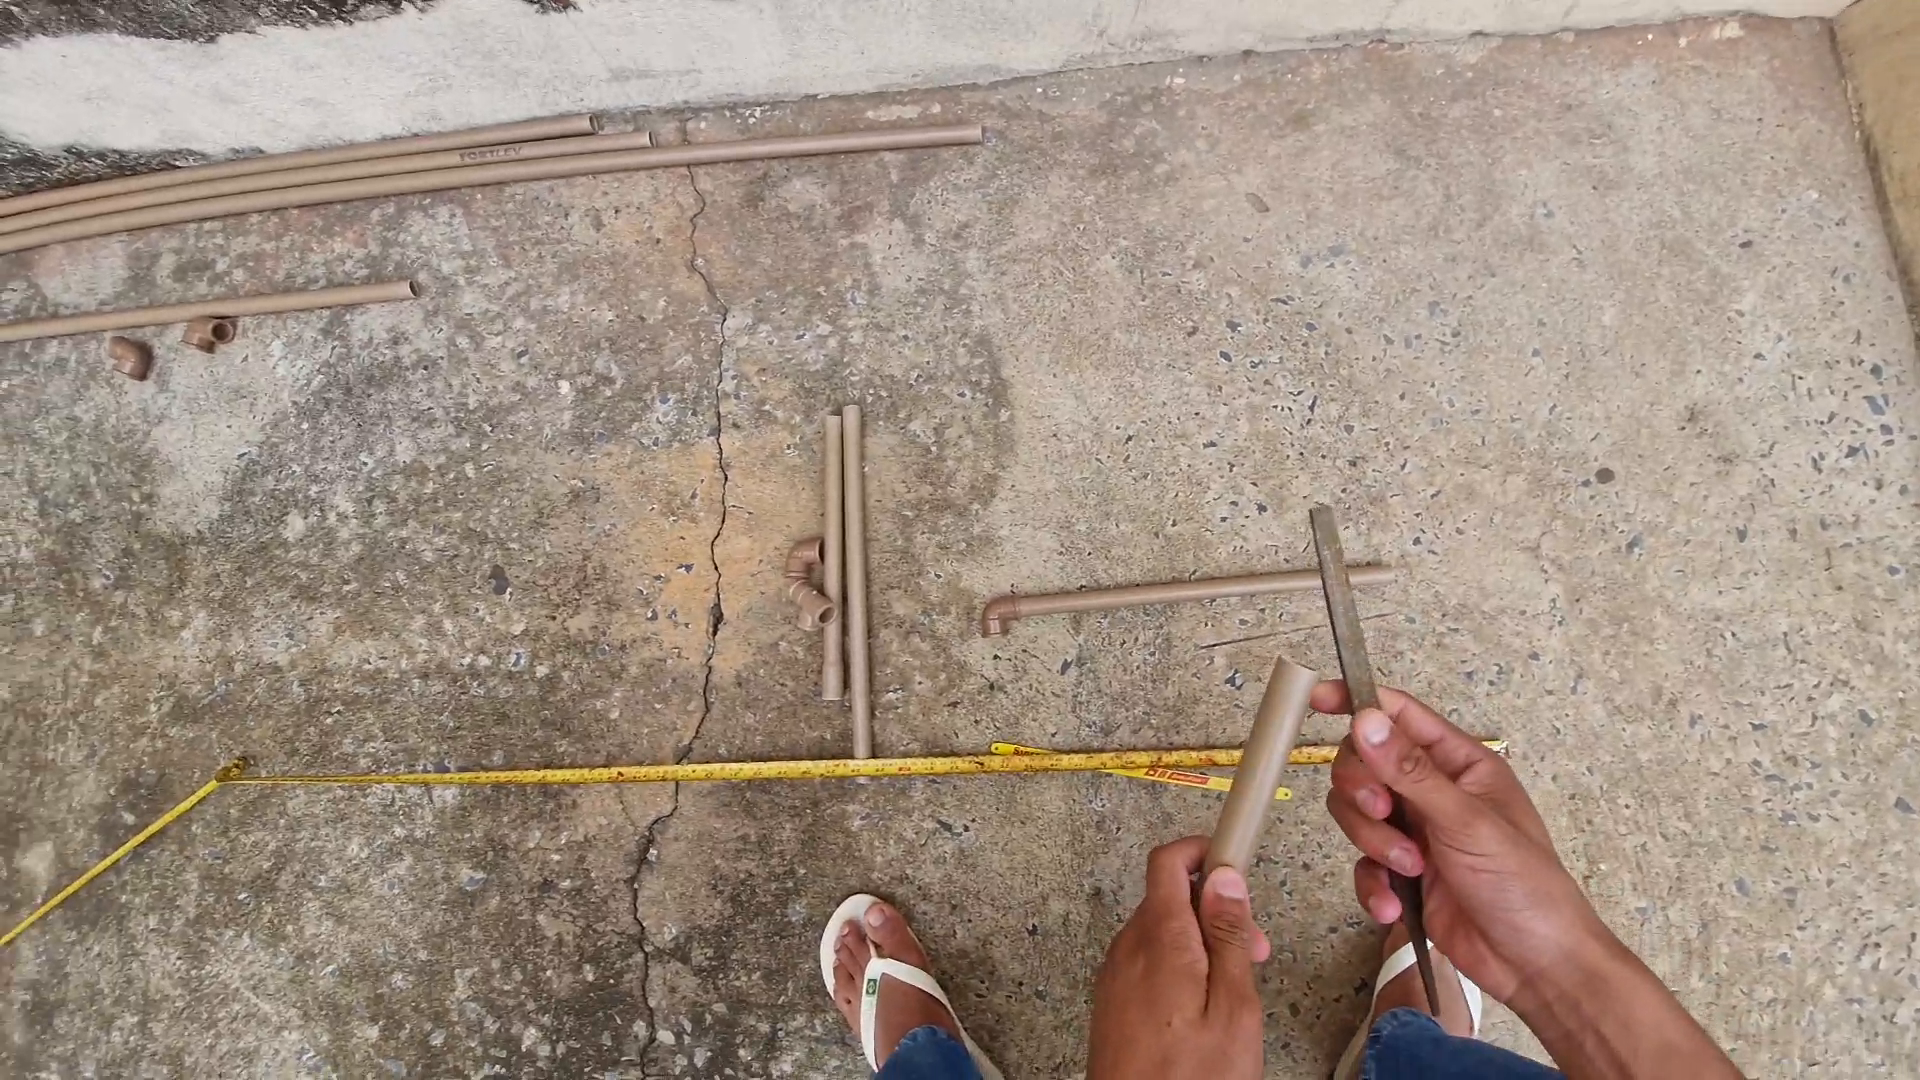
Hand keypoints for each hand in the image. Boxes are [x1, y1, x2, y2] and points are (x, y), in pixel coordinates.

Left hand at [1088, 837, 1269, 1079]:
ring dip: (1198, 941)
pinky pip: (1147, 958)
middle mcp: (1130, 943)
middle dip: (1213, 910)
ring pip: (1161, 930)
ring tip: (1233, 990)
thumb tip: (1224, 877)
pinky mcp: (1112, 996)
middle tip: (1255, 952)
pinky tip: (1200, 1008)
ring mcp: (1116, 969)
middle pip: (1169, 896)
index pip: (1167, 861)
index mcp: (1160, 936)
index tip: (1233, 864)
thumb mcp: (1233, 1010)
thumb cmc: (1193, 1079)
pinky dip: (1177, 964)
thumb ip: (1227, 937)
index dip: (1199, 851)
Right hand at [1316, 681, 1612, 1006]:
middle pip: (1361, 762)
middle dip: (1362, 790)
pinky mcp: (1396, 869)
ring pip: (1353, 809)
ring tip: (1407, 869)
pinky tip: (1392, 903)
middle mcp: (1428, 788)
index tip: (1318, 700)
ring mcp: (1410, 828)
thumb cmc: (1524, 886)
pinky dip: (1370, 882)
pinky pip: (1358, 859)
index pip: (1397, 713)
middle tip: (1383, 812)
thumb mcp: (1466, 821)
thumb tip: (1363, 717)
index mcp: (1456, 763)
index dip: (1358, 701)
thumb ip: (1409, 770)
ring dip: (1371, 840)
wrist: (1538, 970)